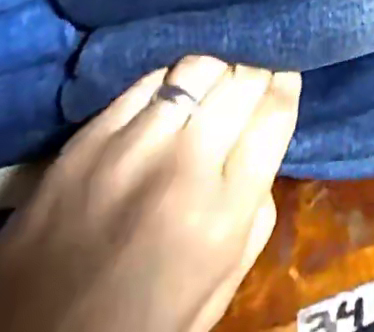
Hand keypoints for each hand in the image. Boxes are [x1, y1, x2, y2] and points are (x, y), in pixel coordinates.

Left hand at [0, 57, 300, 331]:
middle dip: (257, 70)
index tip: (286, 75)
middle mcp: (184, 165)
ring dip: (216, 69)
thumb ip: (254, 215)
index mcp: (224, 213)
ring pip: (196, 68)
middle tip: (257, 75)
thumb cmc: (140, 329)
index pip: (274, 114)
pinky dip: (168, 81)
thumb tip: (261, 149)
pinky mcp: (86, 139)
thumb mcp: (220, 290)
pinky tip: (171, 93)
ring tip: (216, 80)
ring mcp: (131, 146)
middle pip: (241, 80)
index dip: (287, 84)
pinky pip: (146, 83)